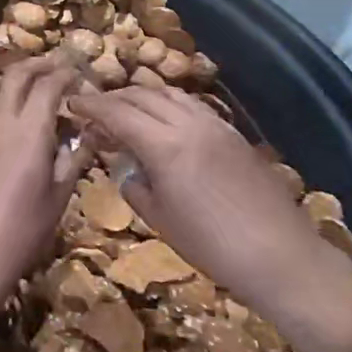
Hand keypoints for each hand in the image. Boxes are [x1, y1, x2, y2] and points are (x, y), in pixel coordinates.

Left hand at [0, 57, 86, 319]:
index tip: (83, 72)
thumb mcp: (60, 194)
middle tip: (62, 65)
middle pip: (17, 75)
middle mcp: (2, 122)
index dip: (66, 73)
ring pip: (4, 93)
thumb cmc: (25, 226)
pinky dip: (16, 105)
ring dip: (26, 83)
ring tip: (51, 92)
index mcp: (28, 129)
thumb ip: (75, 157)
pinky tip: (32, 123)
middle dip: (40, 64)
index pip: (48, 84)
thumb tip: (89, 133)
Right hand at [70, 87, 351, 316]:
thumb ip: (133, 183)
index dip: (91, 106)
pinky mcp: (233, 135)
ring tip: (126, 110)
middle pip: (142, 95)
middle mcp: (189, 125)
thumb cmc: (210, 244)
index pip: (117, 112)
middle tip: (94, 109)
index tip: (71, 104)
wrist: (280, 257)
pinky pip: (193, 106)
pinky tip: (163, 122)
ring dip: (142, 96)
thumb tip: (124, 166)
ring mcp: (215, 126)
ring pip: (170, 94)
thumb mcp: (157, 217)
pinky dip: (168, 104)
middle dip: (113, 98)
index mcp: (164, 146)